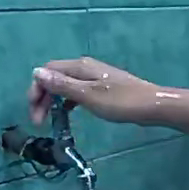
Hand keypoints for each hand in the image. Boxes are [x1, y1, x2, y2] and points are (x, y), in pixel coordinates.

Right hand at [28, 57, 171, 127]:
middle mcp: (85, 68)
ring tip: (51, 121)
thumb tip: (37, 72)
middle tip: (39, 122)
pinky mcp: (103, 88)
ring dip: (54, 102)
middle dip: (43, 98)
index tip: (34, 113)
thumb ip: (63, 85)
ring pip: (66, 86)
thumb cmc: (122, 102)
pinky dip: (69, 102)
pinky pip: (78, 92)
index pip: (46, 71)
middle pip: (54, 78)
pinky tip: (69, 114)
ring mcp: (95, 77)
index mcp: (79, 67)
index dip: (36, 90)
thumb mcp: (88, 95)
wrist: (153, 106)